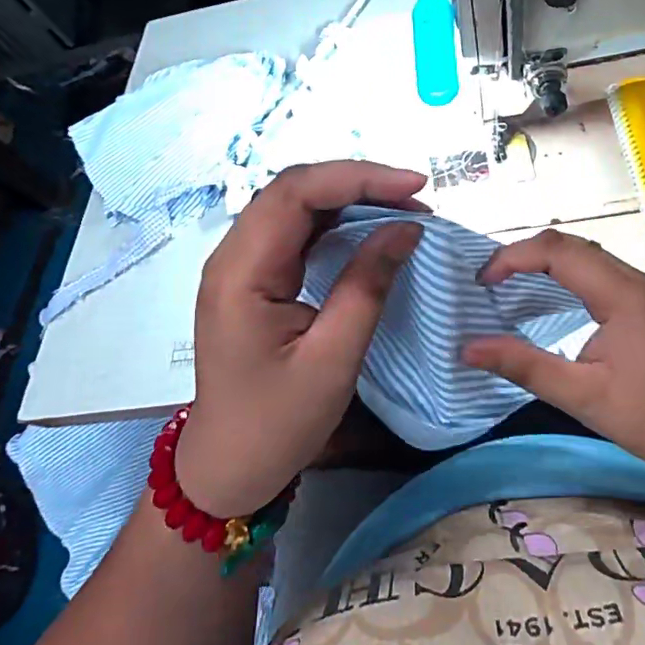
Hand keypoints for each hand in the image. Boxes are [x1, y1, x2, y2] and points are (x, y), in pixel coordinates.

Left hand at [175, 161, 426, 515]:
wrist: (229, 466)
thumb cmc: (277, 422)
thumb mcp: (333, 359)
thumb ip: (368, 286)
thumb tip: (407, 228)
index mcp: (241, 273)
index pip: (295, 193)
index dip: (357, 178)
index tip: (414, 186)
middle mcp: (234, 256)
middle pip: (294, 189)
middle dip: (358, 182)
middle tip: (416, 196)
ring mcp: (242, 264)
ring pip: (297, 205)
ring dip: (351, 198)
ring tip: (404, 207)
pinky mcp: (256, 277)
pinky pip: (298, 230)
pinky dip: (339, 221)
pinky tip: (371, 227)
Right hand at [462, 230, 644, 470]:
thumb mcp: (580, 395)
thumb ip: (524, 366)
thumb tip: (467, 349)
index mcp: (620, 293)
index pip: (557, 252)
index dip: (513, 257)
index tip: (482, 283)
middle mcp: (628, 278)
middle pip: (566, 242)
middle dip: (521, 253)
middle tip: (487, 282)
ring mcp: (633, 286)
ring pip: (577, 251)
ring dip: (538, 259)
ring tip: (503, 282)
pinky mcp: (633, 298)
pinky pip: (587, 267)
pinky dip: (555, 270)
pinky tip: (538, 292)